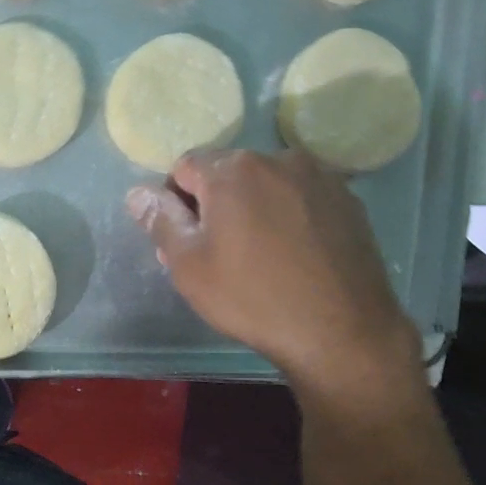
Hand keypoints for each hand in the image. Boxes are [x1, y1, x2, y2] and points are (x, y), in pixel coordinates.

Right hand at [126, 149, 420, 388]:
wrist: (336, 326)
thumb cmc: (249, 296)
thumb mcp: (188, 266)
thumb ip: (161, 221)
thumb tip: (138, 193)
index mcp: (233, 170)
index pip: (185, 166)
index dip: (174, 201)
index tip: (179, 241)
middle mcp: (278, 158)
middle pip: (229, 173)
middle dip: (213, 206)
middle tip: (211, 256)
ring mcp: (320, 176)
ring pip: (267, 186)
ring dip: (251, 211)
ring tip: (254, 259)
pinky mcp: (347, 200)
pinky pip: (300, 200)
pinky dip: (286, 219)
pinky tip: (289, 258)